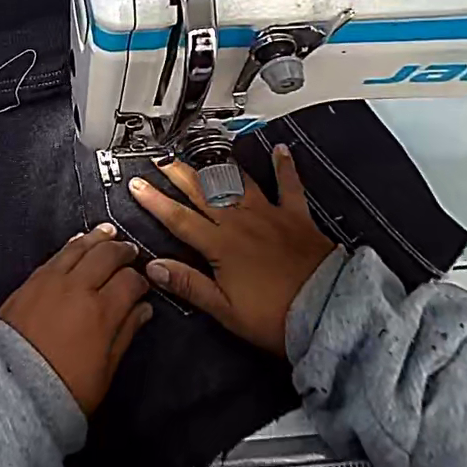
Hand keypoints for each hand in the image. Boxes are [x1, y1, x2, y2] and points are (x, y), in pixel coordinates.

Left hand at [0, 224, 153, 414]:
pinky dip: (73, 245)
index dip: (140, 280)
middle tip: (131, 251)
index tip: (143, 284)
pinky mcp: (31, 281)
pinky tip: (79, 241)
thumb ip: (125, 333)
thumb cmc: (64, 389)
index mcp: (101, 312)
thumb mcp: (105, 371)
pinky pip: (57, 254)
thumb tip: (143, 309)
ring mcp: (52, 280)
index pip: (129, 281)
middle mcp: (78, 288)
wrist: (9, 389)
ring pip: (80, 248)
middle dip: (123, 251)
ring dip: (98, 238)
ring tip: (109, 232)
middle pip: (106, 256)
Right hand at [131, 145, 335, 354]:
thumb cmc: (276, 317)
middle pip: (203, 192)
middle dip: (179, 174)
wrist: (328, 313)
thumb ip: (188, 284)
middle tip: (162, 159)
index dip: (155, 200)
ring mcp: (269, 215)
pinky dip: (284, 167)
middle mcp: (241, 223)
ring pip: (237, 183)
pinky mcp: (296, 217)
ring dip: (218, 166)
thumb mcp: (225, 309)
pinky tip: (280, 150)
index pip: (179, 218)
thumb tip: (154, 267)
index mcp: (221, 246)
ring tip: (202, 152)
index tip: (137, 184)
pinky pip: (289, 186)